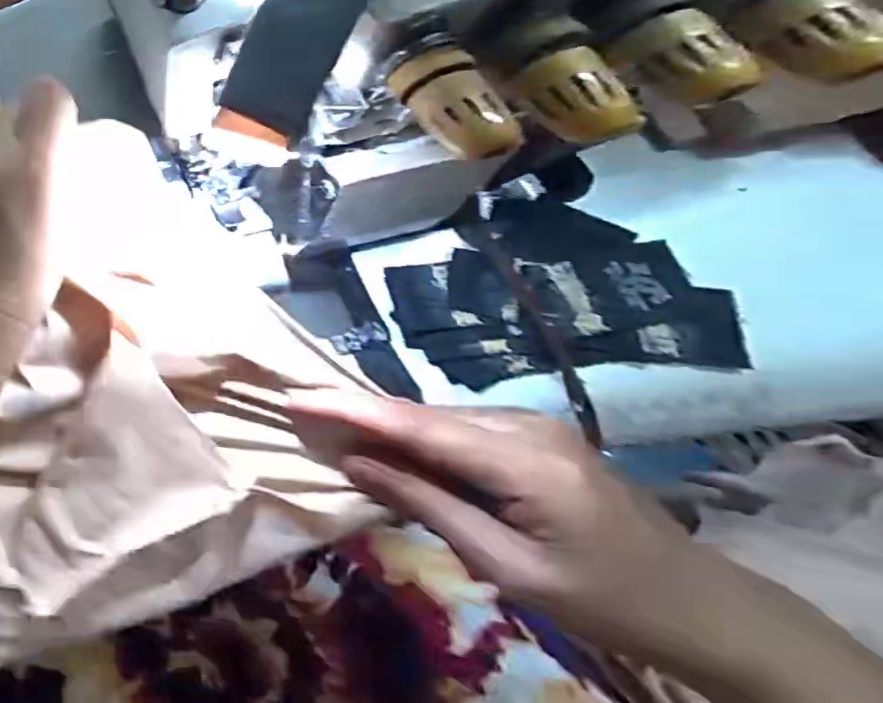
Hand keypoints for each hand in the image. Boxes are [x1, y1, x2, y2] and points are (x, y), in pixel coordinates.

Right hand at [286, 392, 882, 702]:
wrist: (710, 609)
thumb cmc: (609, 600)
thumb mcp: (511, 568)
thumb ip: (427, 506)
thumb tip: (352, 463)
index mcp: (524, 462)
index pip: (414, 424)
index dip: (348, 408)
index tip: (294, 397)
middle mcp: (524, 425)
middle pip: (420, 415)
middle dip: (359, 415)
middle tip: (302, 419)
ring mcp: (532, 424)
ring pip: (435, 417)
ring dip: (386, 427)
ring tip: (335, 434)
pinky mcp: (533, 432)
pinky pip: (458, 427)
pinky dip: (418, 437)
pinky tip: (395, 450)